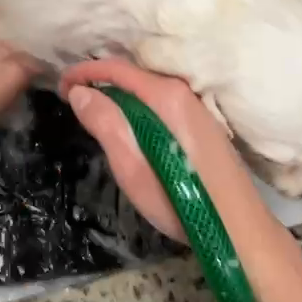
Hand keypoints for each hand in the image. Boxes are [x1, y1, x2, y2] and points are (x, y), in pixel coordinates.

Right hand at [60, 58, 243, 242]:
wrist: (241, 233)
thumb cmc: (182, 202)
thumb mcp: (133, 167)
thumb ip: (105, 124)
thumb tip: (80, 92)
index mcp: (166, 96)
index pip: (116, 68)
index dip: (84, 72)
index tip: (60, 86)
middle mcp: (183, 92)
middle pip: (132, 76)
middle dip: (98, 83)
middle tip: (72, 102)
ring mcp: (196, 108)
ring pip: (145, 91)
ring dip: (117, 97)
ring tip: (93, 115)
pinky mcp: (202, 125)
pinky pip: (159, 104)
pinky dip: (135, 107)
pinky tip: (127, 129)